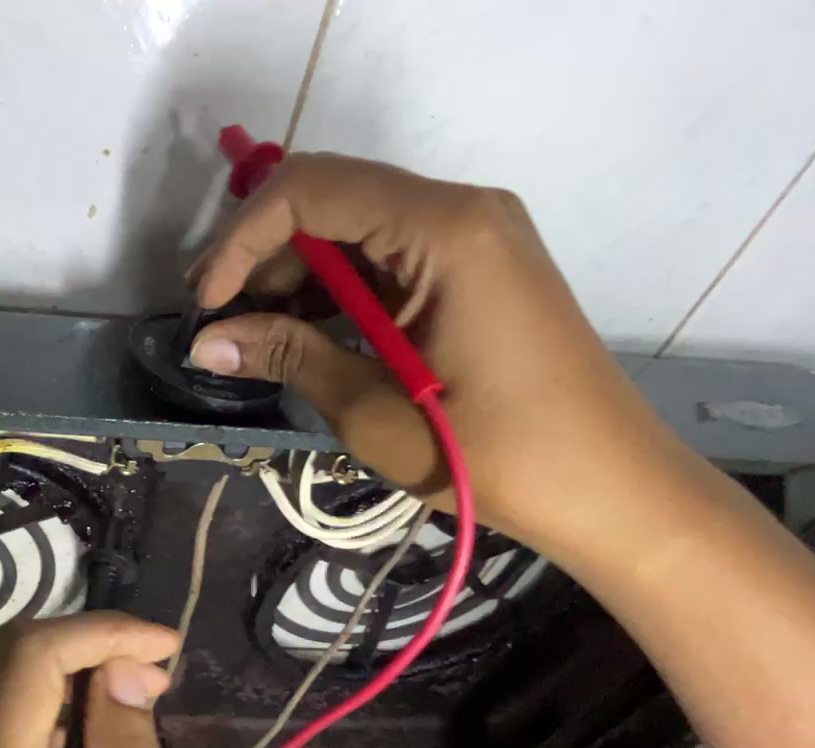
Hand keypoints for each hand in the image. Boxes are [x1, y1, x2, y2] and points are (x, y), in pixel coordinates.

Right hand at [188, 152, 702, 558]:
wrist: (609, 489)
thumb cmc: (495, 455)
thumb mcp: (375, 409)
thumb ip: (288, 357)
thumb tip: (205, 342)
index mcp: (443, 230)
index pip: (311, 190)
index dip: (241, 239)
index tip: (205, 304)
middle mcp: (459, 211)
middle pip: (329, 199)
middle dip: (258, 254)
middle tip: (213, 320)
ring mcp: (470, 237)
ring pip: (350, 230)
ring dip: (289, 276)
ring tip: (245, 337)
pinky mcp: (471, 270)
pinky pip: (382, 259)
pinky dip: (331, 293)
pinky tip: (296, 337)